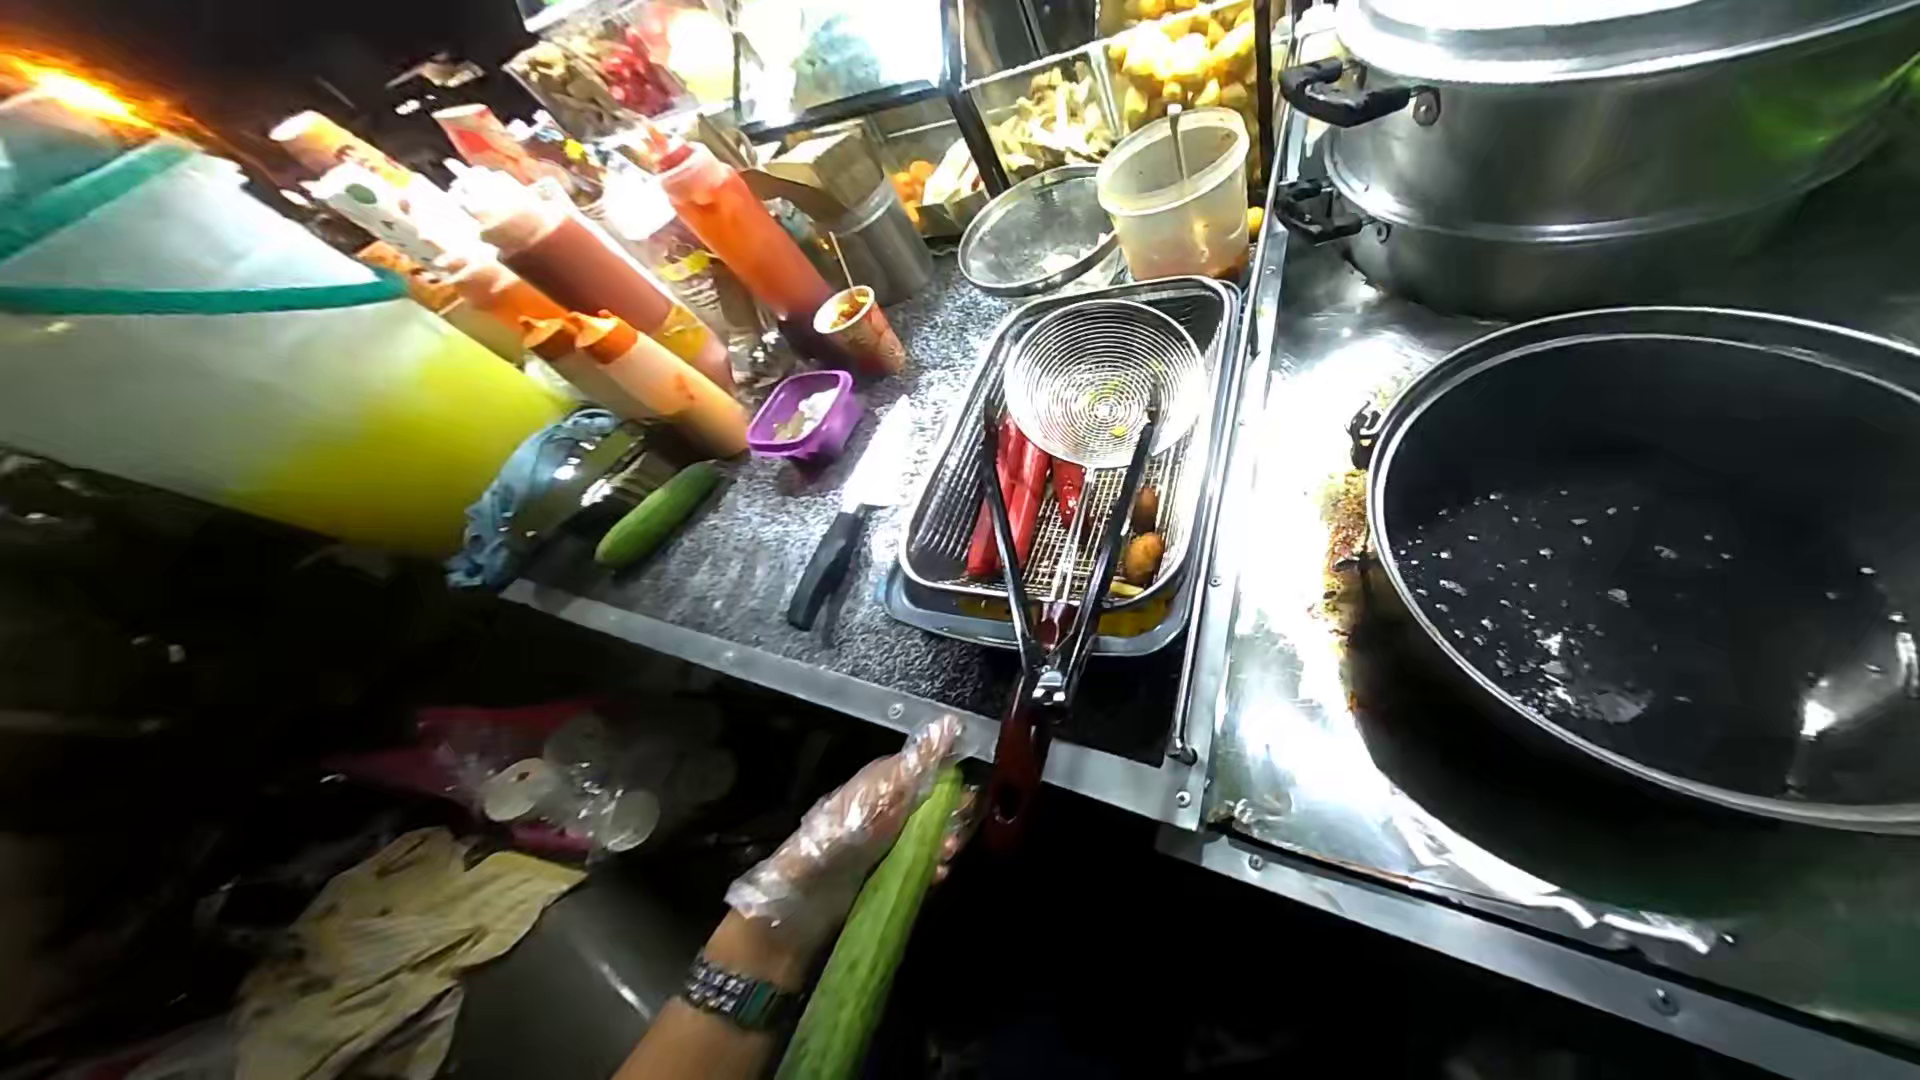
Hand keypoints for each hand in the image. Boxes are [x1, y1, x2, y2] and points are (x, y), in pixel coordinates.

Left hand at [724, 717, 972, 954]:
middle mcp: (891, 805)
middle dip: (952, 820)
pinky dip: (933, 869)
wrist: (807, 896)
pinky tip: (935, 877)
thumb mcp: (887, 790)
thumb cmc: (848, 832)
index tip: (968, 800)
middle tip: (952, 839)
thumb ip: (923, 760)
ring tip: (943, 861)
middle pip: (937, 806)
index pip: (933, 770)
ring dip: (945, 846)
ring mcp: (890, 840)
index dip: (954, 783)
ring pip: (933, 836)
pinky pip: (921, 865)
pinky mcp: (888, 870)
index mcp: (888, 779)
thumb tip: (952, 721)